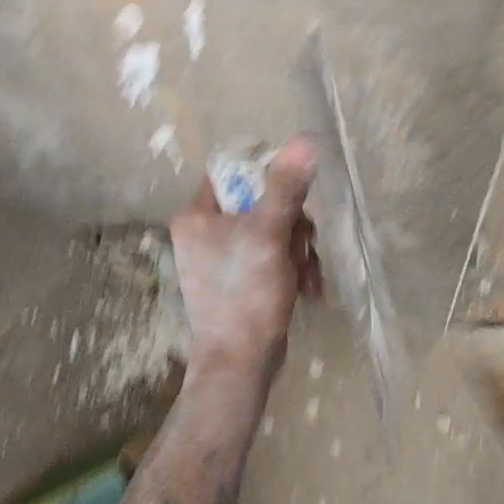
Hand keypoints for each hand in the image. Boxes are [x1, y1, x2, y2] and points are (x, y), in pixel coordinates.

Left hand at [170, 136, 322, 382]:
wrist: (240, 363)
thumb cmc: (246, 296)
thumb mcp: (268, 235)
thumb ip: (285, 188)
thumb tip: (304, 140)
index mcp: (196, 215)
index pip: (233, 171)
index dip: (268, 175)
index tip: (294, 195)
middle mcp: (203, 233)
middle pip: (262, 202)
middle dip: (292, 226)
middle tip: (300, 246)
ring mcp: (222, 259)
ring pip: (274, 231)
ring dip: (299, 250)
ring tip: (305, 274)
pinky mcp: (240, 282)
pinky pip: (273, 258)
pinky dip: (293, 269)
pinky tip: (307, 288)